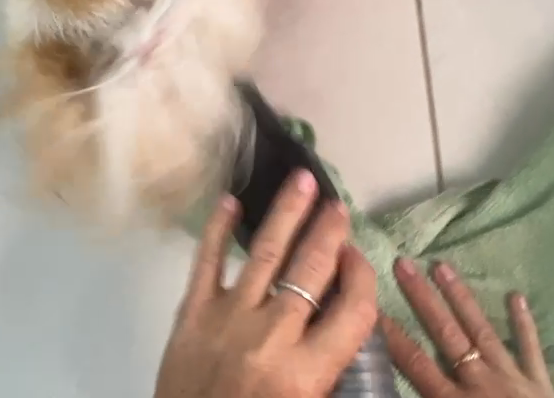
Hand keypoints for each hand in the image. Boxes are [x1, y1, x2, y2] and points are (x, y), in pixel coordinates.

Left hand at [152, 170, 379, 397]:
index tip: (359, 258)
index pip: (351, 312)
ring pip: (264, 252)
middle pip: (309, 270)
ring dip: (287, 213)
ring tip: (302, 180)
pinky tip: (230, 200)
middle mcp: (271, 335)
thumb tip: (347, 323)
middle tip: (338, 204)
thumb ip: (330, 373)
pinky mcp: (192, 312)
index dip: (361, 279)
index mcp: (306, 374)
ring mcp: (228, 317)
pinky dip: (217, 229)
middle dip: (327, 232)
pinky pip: (207, 261)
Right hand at [381, 259, 553, 397]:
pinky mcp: (541, 385)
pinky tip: (517, 296)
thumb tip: (386, 396)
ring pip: (481, 331)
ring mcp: (512, 379)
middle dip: (423, 297)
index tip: (372, 306)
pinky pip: (531, 351)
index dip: (392, 334)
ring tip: (442, 265)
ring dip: (461, 297)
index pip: (415, 363)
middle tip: (403, 262)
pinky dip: (524, 324)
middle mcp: (479, 383)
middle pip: (445, 334)